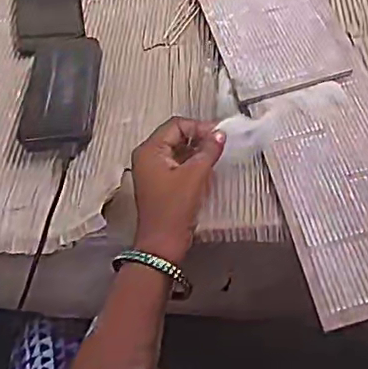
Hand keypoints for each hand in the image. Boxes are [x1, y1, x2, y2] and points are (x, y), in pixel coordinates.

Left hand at [130, 117, 223, 264]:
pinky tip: (206, 168)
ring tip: (216, 155)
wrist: (162, 243)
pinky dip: (191, 163)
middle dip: (198, 137)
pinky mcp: (160, 182)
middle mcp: (147, 156)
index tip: (219, 136)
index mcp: (149, 150)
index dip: (199, 127)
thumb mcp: (195, 176)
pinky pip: (177, 164)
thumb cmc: (175, 208)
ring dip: (196, 150)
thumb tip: (220, 134)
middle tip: (220, 144)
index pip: (176, 125)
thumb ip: (208, 151)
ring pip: (177, 150)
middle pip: (175, 135)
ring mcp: (152, 170)